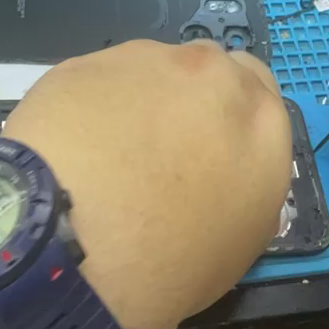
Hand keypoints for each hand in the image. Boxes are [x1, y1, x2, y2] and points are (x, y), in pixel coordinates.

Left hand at [4, 40, 291, 328]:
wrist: (66, 248)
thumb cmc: (162, 267)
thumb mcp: (235, 247)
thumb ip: (244, 188)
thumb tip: (223, 176)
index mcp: (262, 124)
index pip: (262, 93)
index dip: (231, 120)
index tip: (207, 147)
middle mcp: (212, 77)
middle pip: (208, 71)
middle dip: (189, 99)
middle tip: (158, 149)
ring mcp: (146, 61)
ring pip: (149, 69)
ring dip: (137, 99)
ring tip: (103, 153)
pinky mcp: (87, 62)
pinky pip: (97, 79)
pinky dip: (91, 104)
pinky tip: (71, 146)